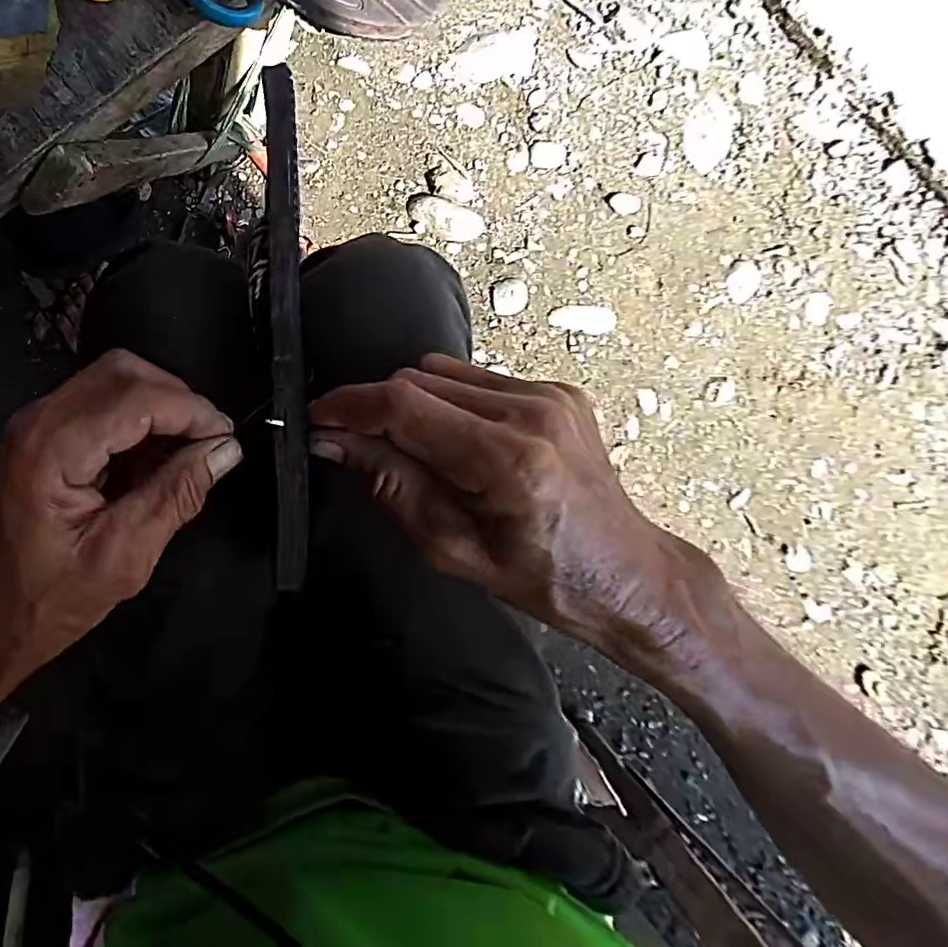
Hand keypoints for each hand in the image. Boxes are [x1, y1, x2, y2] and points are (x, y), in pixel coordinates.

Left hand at [0, 349, 243, 757]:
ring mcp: (37, 425)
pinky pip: (99, 405)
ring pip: (112, 382)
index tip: (226, 438)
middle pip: (122, 372)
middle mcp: (39, 421)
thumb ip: (174, 496)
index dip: (190, 409)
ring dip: (159, 408)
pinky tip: (157, 458)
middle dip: (176, 399)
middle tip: (210, 442)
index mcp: (52, 449)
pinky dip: (137, 421)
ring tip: (189, 453)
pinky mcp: (42, 437)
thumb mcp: (121, 558)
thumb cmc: (43, 603)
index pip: (135, 396)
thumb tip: (223, 452)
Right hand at [308, 354, 728, 665]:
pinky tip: (451, 440)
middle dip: (373, 409)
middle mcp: (531, 413)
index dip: (348, 406)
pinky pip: (469, 378)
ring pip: (437, 372)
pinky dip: (442, 402)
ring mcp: (547, 396)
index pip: (402, 405)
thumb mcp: (449, 546)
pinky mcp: (553, 390)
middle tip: (356, 446)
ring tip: (413, 451)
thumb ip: (389, 483)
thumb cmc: (546, 577)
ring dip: (406, 404)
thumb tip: (337, 441)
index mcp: (507, 460)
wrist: (628, 574)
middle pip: (414, 380)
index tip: (319, 418)